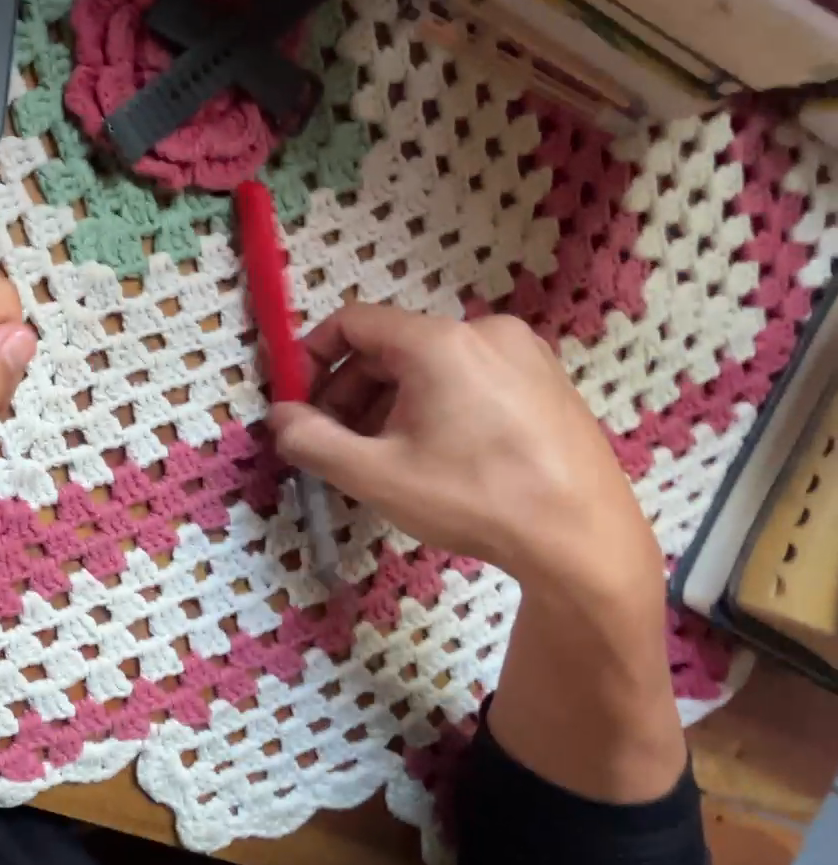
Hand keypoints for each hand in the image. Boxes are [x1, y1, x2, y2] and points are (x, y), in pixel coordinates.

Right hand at [265, 305, 659, 603]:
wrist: (585, 542)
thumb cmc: (471, 499)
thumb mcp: (371, 474)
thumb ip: (309, 439)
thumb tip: (278, 416)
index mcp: (440, 343)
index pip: (352, 322)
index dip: (310, 356)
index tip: (295, 401)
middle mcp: (484, 332)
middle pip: (387, 346)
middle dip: (346, 390)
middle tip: (331, 440)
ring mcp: (523, 354)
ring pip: (424, 365)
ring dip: (384, 402)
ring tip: (376, 454)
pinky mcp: (545, 381)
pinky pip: (464, 377)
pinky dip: (427, 404)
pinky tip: (427, 453)